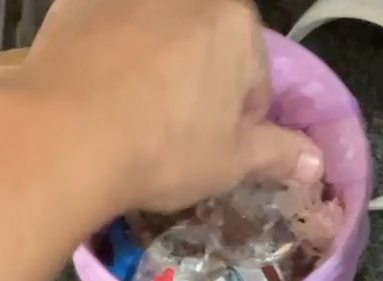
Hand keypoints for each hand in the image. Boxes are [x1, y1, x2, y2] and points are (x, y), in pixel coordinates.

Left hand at [3, 0, 322, 211]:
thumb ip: (277, 154)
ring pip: (157, 41)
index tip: (211, 154)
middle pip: (206, 51)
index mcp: (236, 26)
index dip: (237, 126)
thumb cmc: (162, 151)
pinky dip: (107, 60)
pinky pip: (106, 33)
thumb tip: (316, 161)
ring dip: (154, 72)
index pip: (254, 83)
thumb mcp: (230, 163)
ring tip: (130, 123)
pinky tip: (95, 99)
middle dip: (198, 91)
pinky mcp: (78, 3)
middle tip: (171, 141)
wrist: (66, 136)